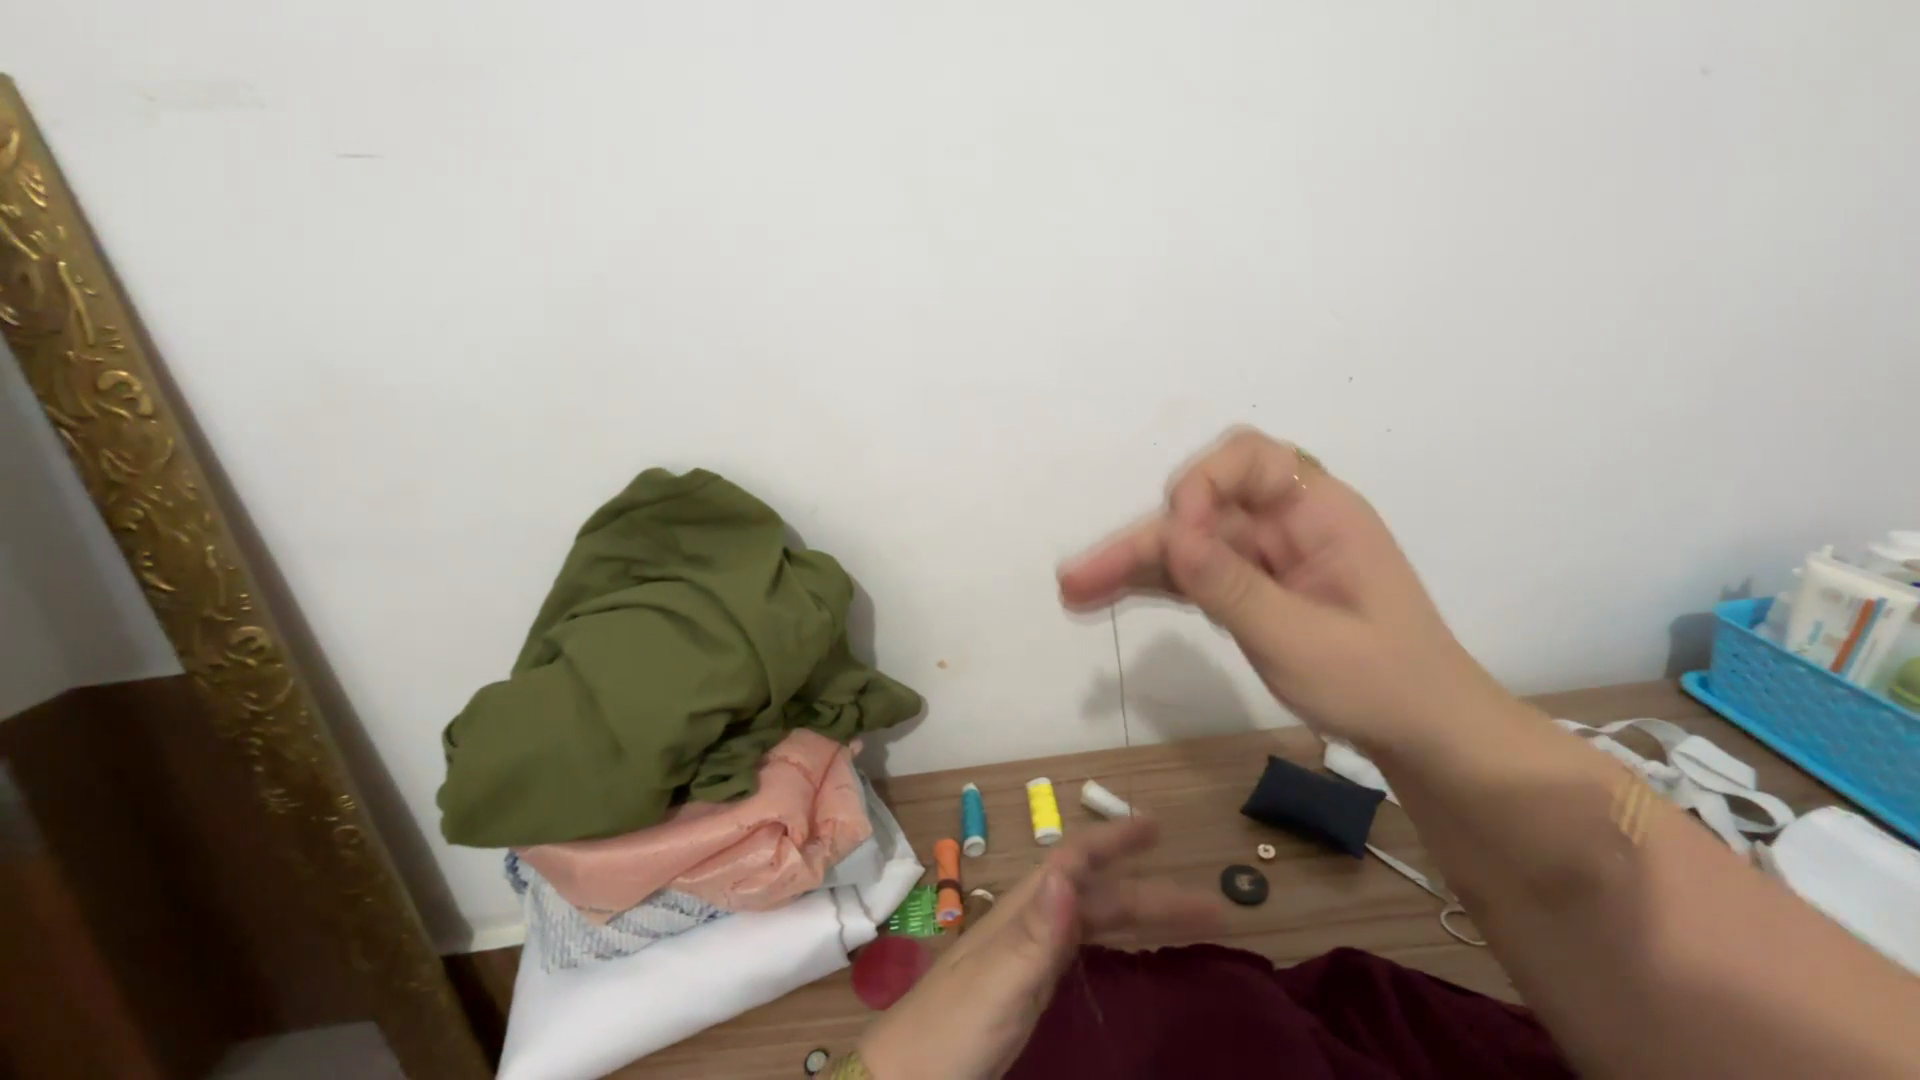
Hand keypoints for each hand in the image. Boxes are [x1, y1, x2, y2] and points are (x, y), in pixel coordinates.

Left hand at [854, 818, 1220, 1079]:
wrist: (906, 1079)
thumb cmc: (951, 1032)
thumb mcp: (998, 983)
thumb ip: (1035, 931)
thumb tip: (1069, 871)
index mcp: (1020, 914)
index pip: (1073, 862)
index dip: (1113, 840)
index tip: (1157, 826)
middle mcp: (1025, 924)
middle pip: (1093, 894)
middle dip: (1146, 888)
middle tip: (1204, 899)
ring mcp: (1023, 956)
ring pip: (1088, 920)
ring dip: (1133, 913)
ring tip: (1179, 918)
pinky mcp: (1024, 987)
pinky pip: (1078, 948)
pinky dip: (1108, 938)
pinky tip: (1117, 944)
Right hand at [1058, 427, 1504, 748]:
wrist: (1423, 732)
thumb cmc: (1381, 684)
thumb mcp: (1304, 640)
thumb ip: (1234, 588)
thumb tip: (1170, 537)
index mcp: (1319, 512)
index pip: (1250, 460)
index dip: (1202, 483)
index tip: (1179, 537)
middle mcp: (1285, 524)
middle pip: (1200, 509)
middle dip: (1140, 539)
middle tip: (1078, 578)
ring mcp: (1265, 558)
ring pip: (1186, 545)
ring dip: (1130, 564)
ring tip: (1073, 590)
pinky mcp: (1250, 590)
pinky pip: (1193, 577)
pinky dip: (1152, 586)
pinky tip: (1103, 598)